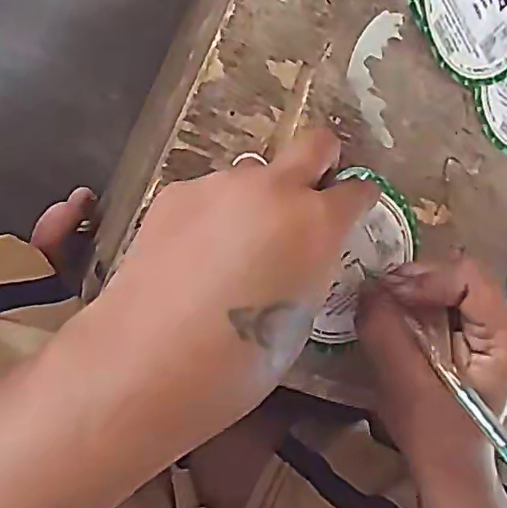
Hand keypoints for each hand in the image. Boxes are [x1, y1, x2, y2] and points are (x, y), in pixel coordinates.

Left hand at [75, 130, 380, 447]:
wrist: (147, 362)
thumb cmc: (240, 363)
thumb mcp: (302, 314)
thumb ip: (312, 263)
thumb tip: (306, 247)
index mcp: (317, 222)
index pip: (357, 189)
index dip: (359, 198)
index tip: (354, 209)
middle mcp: (274, 188)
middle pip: (315, 144)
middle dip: (322, 161)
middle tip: (310, 196)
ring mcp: (222, 184)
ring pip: (254, 174)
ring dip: (256, 197)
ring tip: (231, 246)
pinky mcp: (178, 192)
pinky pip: (211, 193)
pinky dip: (213, 213)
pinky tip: (192, 254)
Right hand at [356, 257, 506, 483]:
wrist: (447, 470)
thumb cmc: (437, 437)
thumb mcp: (407, 385)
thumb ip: (386, 332)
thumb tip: (367, 288)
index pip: (468, 276)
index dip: (425, 279)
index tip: (390, 294)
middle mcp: (506, 322)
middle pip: (457, 273)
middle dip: (414, 281)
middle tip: (378, 294)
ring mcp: (489, 325)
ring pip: (445, 281)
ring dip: (409, 289)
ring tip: (380, 303)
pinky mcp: (468, 331)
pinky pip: (439, 298)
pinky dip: (412, 301)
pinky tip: (392, 314)